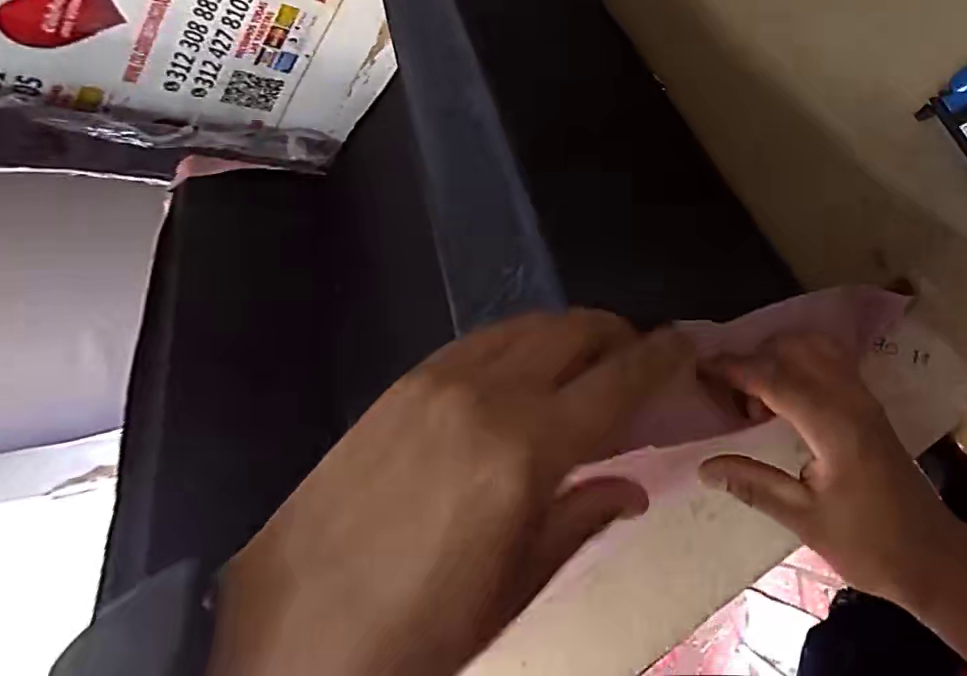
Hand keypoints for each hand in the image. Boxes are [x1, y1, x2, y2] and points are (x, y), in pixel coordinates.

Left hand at [206, 310, 692, 675]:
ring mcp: (440, 379)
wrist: (279, 646)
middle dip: (619, 336)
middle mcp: (490, 393)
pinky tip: (521, 374)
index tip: (687, 343)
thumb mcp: (514, 590)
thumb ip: (583, 518)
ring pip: (532, 324)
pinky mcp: (403, 382)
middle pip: (578, 330)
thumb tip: (631, 485)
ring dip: (571, 334)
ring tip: (583, 366)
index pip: (619, 379)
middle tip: (635, 363)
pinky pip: (485, 338)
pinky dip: (522, 342)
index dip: (662, 356)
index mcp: (527, 449)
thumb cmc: (416, 636)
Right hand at [699, 336, 966, 675]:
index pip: (774, 378)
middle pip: (794, 348)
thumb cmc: (868, 543)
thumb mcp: (805, 519)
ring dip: (779, 354)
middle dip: (754, 358)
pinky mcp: (868, 401)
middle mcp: (850, 397)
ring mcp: (863, 394)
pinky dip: (800, 359)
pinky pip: (830, 358)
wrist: (931, 554)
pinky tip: (785, 391)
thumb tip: (705, 467)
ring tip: (756, 394)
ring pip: (815, 346)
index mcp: (833, 424)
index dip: (734, 368)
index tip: (702, 367)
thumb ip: (754, 484)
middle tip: (728, 394)